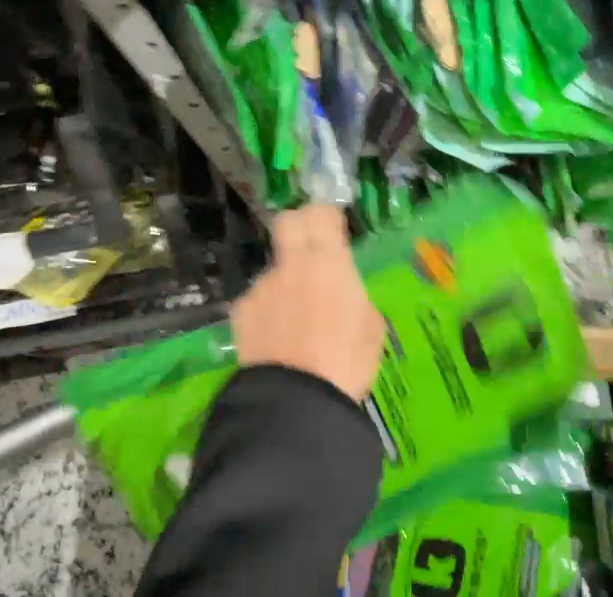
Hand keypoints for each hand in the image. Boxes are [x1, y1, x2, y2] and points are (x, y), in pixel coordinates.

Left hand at [231, 204, 386, 401]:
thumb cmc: (346, 363)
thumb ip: (357, 300)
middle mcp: (292, 264)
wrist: (296, 400)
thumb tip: (347, 296)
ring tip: (295, 325)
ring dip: (285, 285)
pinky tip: (275, 343)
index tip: (333, 228)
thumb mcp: (371, 329)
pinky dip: (267, 315)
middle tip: (310, 251)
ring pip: (274, 271)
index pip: (322, 212)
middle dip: (298, 228)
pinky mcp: (241, 312)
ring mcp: (262, 287)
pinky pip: (258, 302)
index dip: (327, 216)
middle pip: (287, 221)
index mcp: (329, 262)